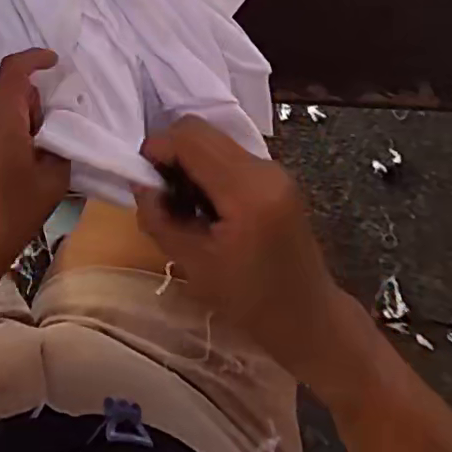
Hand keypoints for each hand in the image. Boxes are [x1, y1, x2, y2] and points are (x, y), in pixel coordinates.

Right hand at [133, 116, 355, 384]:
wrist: (311, 322)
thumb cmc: (250, 301)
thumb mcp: (192, 263)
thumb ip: (157, 215)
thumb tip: (141, 182)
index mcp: (248, 191)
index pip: (189, 138)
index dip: (156, 149)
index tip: (144, 181)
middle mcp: (264, 169)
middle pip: (199, 129)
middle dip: (169, 152)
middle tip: (161, 191)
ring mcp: (273, 170)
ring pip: (210, 139)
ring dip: (186, 160)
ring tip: (182, 202)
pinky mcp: (273, 177)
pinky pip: (224, 153)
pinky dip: (203, 167)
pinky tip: (203, 205)